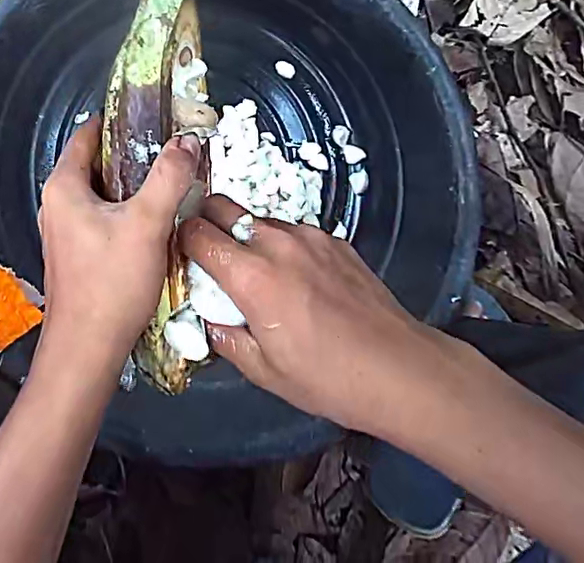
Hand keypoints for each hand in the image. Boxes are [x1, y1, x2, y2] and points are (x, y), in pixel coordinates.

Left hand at [37, 117, 198, 370]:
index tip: (151, 114)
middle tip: (169, 149)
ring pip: (101, 192)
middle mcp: (57, 202)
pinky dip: (125, 208)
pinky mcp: (75, 251)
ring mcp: (64, 229)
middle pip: (97, 163)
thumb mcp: (147, 223)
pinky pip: (102, 215)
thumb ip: (168, 177)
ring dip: (131, 184)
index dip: (118, 120)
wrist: (86, 351)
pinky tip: (154, 217)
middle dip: (131, 154)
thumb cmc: (110, 283)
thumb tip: (187, 140)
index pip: (88, 135)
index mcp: (63, 186)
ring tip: (168, 179)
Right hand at [177, 194, 468, 434]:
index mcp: (250, 276)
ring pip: (257, 220)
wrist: (403, 370)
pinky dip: (281, 246)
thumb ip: (224, 336)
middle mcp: (275, 243)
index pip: (196, 233)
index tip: (180, 253)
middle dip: (205, 219)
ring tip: (259, 273)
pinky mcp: (333, 239)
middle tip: (207, 248)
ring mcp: (307, 236)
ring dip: (246, 237)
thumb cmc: (329, 378)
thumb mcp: (264, 371)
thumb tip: (207, 315)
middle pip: (222, 205)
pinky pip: (292, 233)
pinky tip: (298, 280)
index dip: (180, 239)